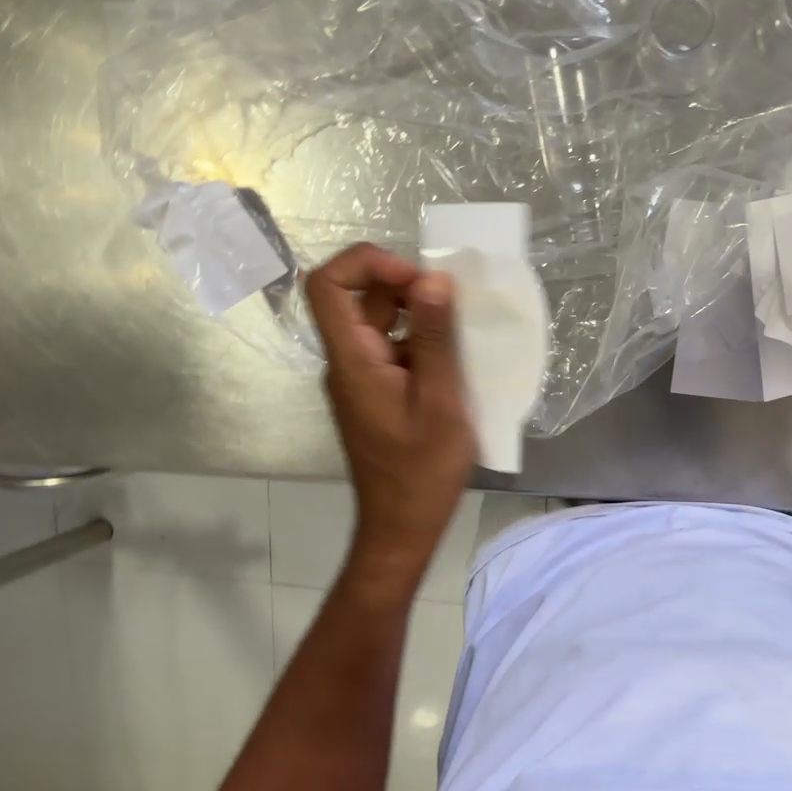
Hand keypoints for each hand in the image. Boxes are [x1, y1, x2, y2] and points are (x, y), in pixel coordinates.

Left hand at [304, 244, 474, 572]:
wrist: (402, 527)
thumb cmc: (422, 470)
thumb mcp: (440, 400)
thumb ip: (435, 338)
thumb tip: (433, 279)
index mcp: (352, 360)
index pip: (328, 284)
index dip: (367, 263)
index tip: (417, 279)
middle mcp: (348, 364)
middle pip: (359, 301)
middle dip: (406, 288)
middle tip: (453, 303)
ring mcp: (361, 382)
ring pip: (381, 326)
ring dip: (419, 318)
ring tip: (463, 331)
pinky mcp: (377, 397)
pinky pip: (393, 354)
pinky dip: (422, 346)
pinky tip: (458, 364)